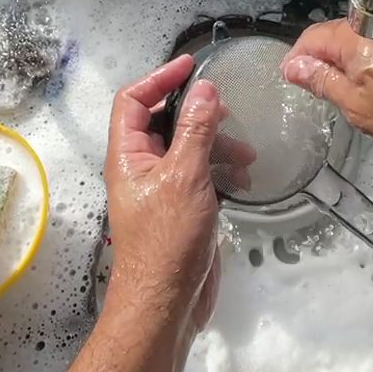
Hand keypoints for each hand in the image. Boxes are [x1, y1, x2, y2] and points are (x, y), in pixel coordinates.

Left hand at [104, 55, 225, 331]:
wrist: (166, 306)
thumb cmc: (167, 242)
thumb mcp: (184, 178)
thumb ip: (195, 130)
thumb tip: (204, 88)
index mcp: (127, 156)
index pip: (132, 101)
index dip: (158, 78)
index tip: (190, 65)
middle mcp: (141, 167)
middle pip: (163, 120)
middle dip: (196, 112)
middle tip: (226, 109)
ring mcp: (162, 187)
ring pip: (187, 146)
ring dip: (216, 142)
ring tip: (245, 151)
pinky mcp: (183, 206)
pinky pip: (201, 171)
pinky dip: (221, 167)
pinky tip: (243, 175)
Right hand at [280, 3, 372, 166]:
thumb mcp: (363, 110)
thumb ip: (325, 83)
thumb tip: (293, 65)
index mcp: (357, 34)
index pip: (312, 37)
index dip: (300, 61)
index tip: (298, 83)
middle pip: (342, 34)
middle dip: (332, 62)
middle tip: (339, 99)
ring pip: (372, 37)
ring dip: (364, 62)